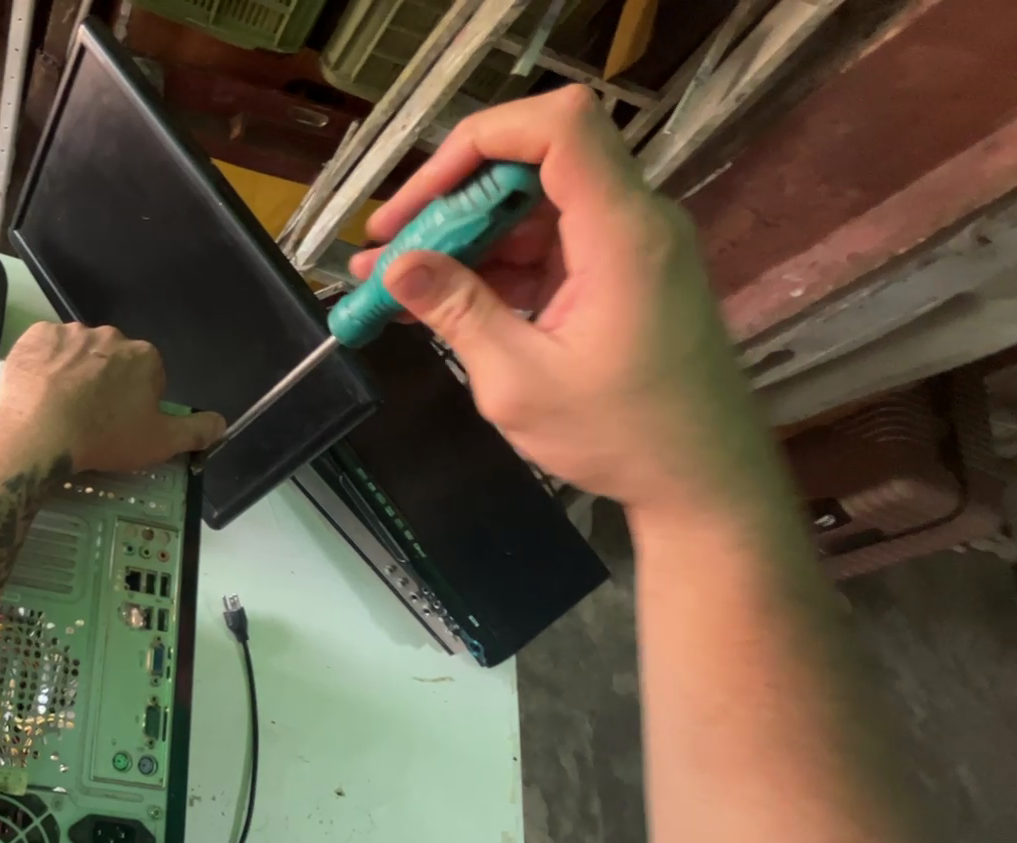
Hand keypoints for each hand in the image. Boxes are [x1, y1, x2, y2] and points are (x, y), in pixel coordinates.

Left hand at [0, 322, 225, 473]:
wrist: (39, 434)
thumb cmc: (104, 438)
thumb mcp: (159, 442)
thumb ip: (195, 431)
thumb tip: (222, 423)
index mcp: (144, 356)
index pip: (146, 375)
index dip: (134, 402)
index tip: (119, 424)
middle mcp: (109, 335)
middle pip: (110, 360)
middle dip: (104, 383)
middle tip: (89, 417)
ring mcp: (69, 332)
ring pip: (76, 353)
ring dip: (72, 373)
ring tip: (59, 407)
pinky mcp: (34, 336)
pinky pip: (44, 348)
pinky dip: (43, 365)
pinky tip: (38, 391)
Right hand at [351, 86, 776, 516]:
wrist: (695, 477)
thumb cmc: (615, 433)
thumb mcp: (518, 379)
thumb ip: (457, 312)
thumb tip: (394, 266)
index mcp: (618, 233)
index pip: (556, 130)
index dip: (477, 143)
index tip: (413, 204)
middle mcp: (625, 222)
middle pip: (530, 167)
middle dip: (447, 202)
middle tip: (381, 247)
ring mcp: (618, 249)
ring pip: (525, 212)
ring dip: (455, 241)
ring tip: (386, 279)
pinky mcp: (608, 278)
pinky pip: (536, 252)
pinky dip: (483, 270)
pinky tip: (430, 298)